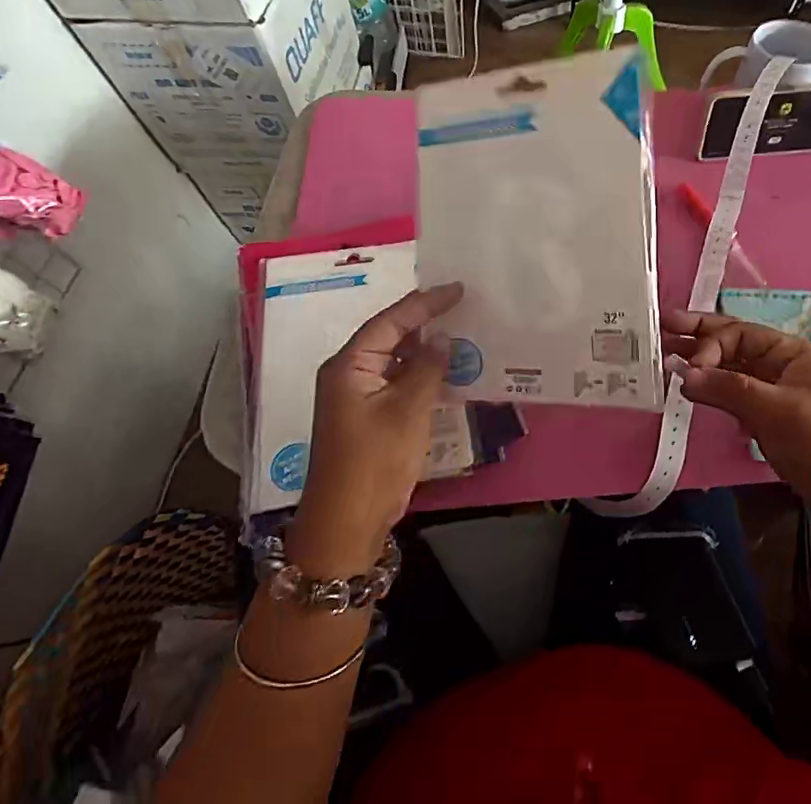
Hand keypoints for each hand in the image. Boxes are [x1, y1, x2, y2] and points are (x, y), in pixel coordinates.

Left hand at [292, 284, 461, 572]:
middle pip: (390, 337)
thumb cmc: (375, 461)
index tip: (457, 289)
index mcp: (349, 365)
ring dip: (427, 350)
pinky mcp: (370, 417)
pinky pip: (399, 383)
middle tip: (463, 305)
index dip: (425, 303)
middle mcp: (350, 374)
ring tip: (463, 333)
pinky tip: (449, 371)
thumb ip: (428, 368)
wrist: (348, 521)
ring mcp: (359, 397)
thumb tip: (444, 338)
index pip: (390, 322)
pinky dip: (423, 375)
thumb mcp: (408, 410)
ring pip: (396, 360)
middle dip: (426, 322)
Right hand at [662, 309, 810, 522]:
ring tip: (667, 362)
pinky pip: (734, 399)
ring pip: (730, 373)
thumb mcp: (778, 411)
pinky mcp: (769, 422)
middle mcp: (779, 368)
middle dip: (699, 339)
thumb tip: (683, 374)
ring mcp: (774, 396)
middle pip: (732, 346)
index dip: (709, 343)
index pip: (739, 334)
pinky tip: (695, 396)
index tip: (687, 367)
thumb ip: (729, 389)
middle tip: (661, 329)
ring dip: (702, 368)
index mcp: (789, 353)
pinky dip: (714, 395)